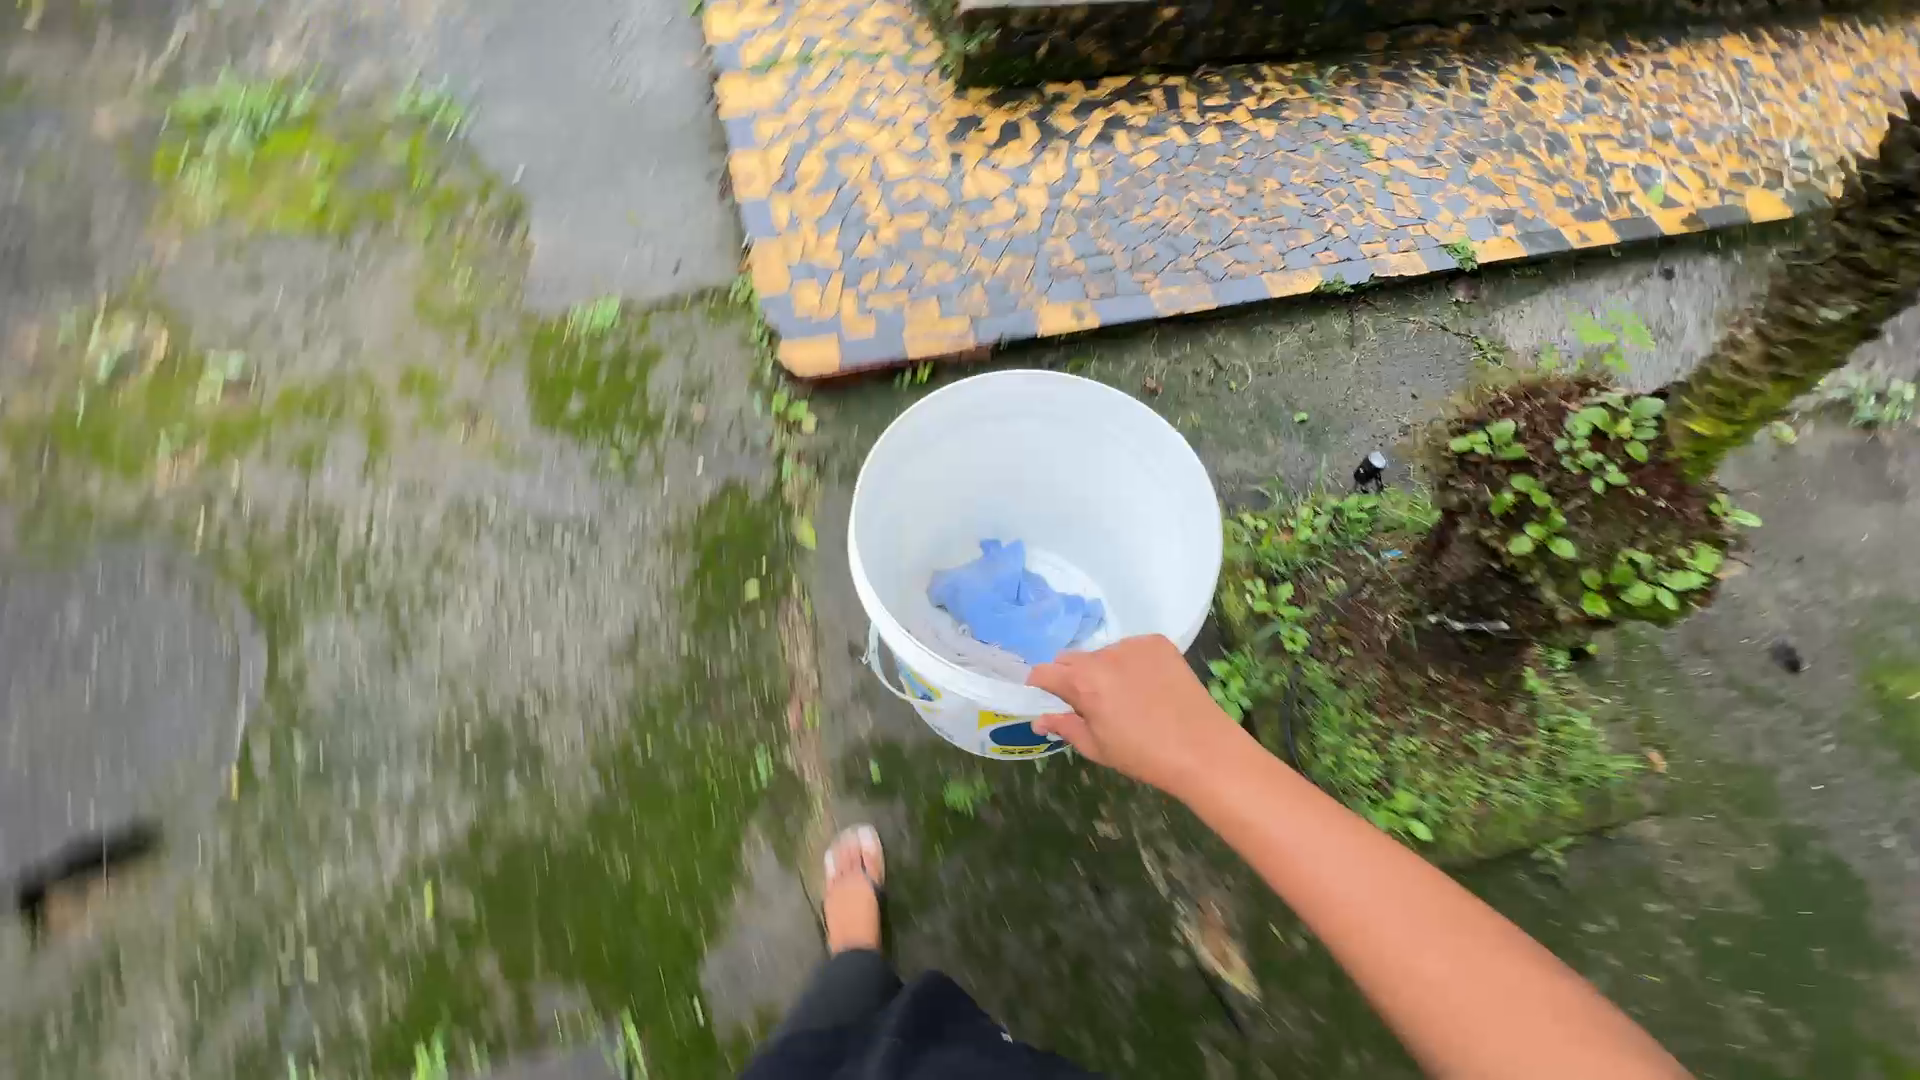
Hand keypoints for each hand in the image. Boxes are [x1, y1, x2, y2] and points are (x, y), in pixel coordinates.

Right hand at [1027, 635, 1254, 797]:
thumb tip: (1040, 720)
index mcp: (1083, 683)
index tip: (1048, 696)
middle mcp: (1103, 656)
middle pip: (1071, 658)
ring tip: (1126, 696)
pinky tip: (1148, 685)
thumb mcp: (1097, 748)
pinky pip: (1132, 648)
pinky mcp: (1158, 643)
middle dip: (1072, 676)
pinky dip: (1132, 662)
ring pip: (1103, 653)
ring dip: (1103, 669)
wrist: (1202, 748)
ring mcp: (1132, 645)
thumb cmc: (1144, 755)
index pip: (1044, 671)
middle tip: (1090, 702)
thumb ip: (1065, 727)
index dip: (1041, 684)